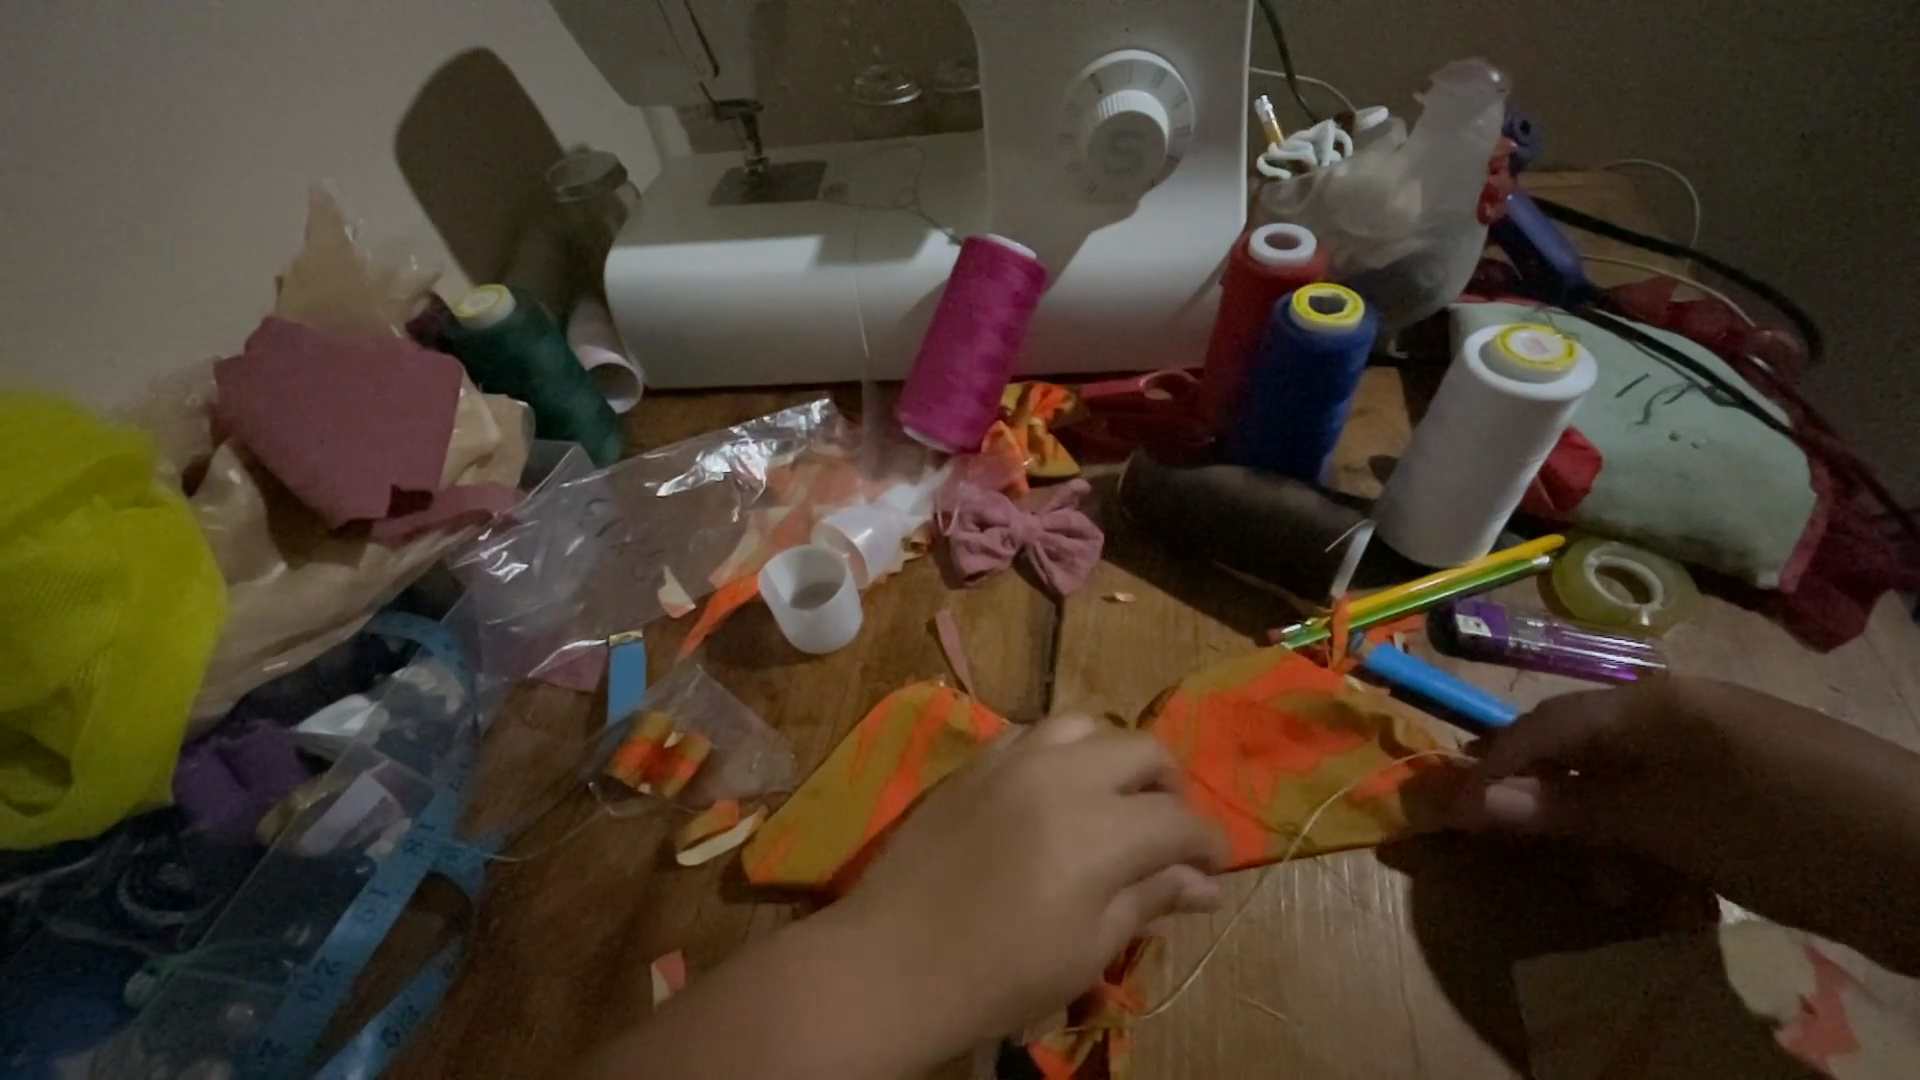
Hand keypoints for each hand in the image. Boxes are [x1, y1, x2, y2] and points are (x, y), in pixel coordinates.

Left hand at [829, 713, 1227, 1057]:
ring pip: (1086, 724)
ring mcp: (1013, 757)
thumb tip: (1204, 884)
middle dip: (1169, 785)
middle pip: (1141, 749)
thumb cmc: (999, 973)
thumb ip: (1148, 899)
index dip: (1208, 842)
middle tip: (1167, 829)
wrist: (893, 959)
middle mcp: (1061, 775)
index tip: (1214, 865)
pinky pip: (1033, 731)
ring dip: (1113, 756)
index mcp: (1099, 830)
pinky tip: (1055, 786)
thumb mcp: (1087, 948)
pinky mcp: (977, 760)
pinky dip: (1062, 750)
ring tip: (1113, 796)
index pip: (1178, 818)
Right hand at [1458, 676, 1919, 972]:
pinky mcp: (1754, 787)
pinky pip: (1675, 806)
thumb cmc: (1787, 830)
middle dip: (1557, 811)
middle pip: (1580, 756)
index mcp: (1649, 703)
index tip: (1461, 813)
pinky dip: (1658, 845)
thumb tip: (1468, 802)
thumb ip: (1564, 810)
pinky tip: (1672, 890)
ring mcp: (1719, 748)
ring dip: (1609, 839)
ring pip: (1627, 788)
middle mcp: (1675, 713)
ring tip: (1620, 892)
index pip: (1541, 725)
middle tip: (1542, 859)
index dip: (1496, 768)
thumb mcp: (1664, 825)